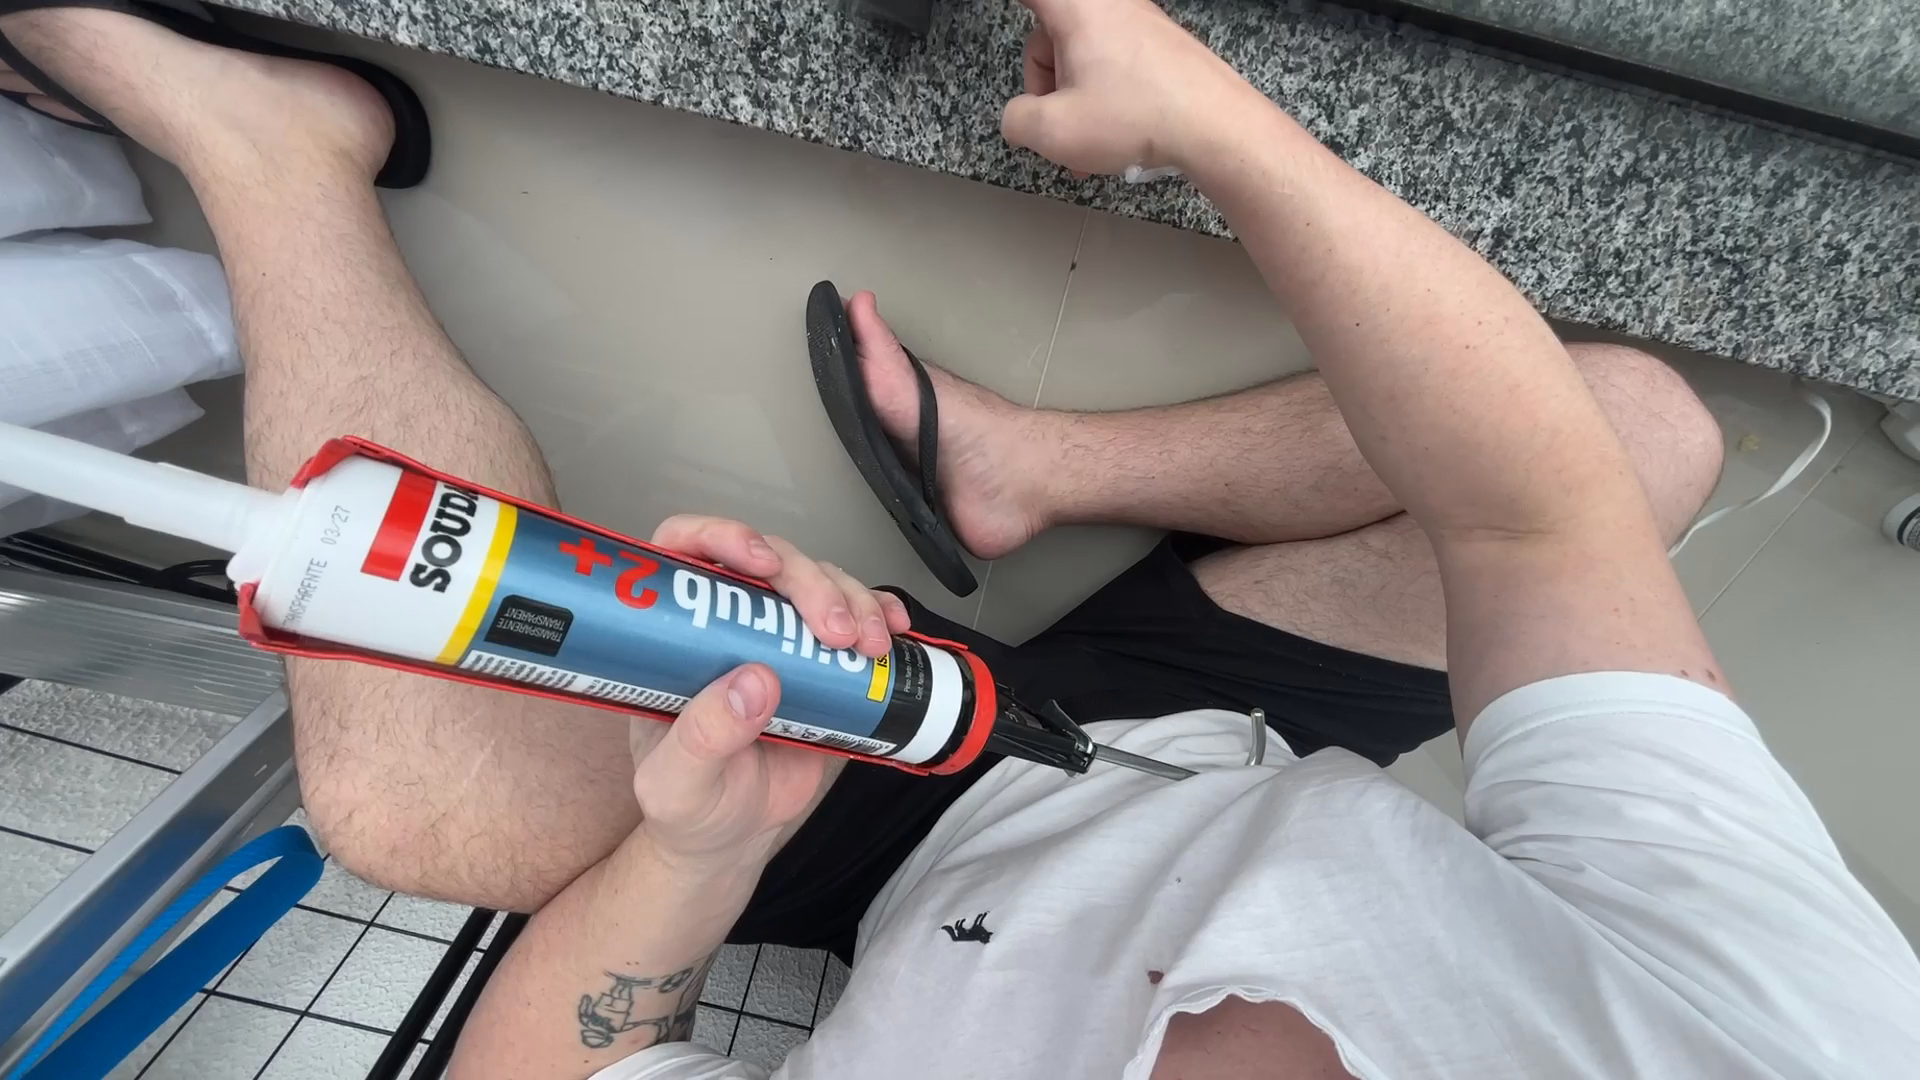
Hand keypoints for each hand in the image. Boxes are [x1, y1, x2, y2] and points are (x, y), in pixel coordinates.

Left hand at [626, 515, 911, 865]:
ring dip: (855, 600)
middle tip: (837, 632)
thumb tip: (755, 681)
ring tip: (871, 647)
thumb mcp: (677, 786)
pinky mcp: (825, 658)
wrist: (739, 835)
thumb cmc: (691, 808)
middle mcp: (732, 623)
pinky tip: (896, 631)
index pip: (687, 552)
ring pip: (822, 582)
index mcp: (679, 636)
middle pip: (773, 562)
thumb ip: (702, 739)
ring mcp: (783, 636)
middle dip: (812, 583)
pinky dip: (882, 613)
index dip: (721, 536)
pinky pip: (857, 616)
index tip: (761, 564)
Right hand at [1000, 0, 1259, 175]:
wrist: (1208, 123)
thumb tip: (1016, 119)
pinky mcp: (1157, 46)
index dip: (1024, 7)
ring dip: (1074, 103)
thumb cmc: (1135, 118)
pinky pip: (1112, 67)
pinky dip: (1102, 101)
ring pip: (1083, 57)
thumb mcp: (1054, 132)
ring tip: (1085, 146)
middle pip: (1052, 34)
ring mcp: (1137, 23)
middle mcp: (1109, 5)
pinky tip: (1109, 139)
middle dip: (1044, 84)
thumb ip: (1017, 121)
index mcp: (1077, 10)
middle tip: (1052, 126)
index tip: (1019, 15)